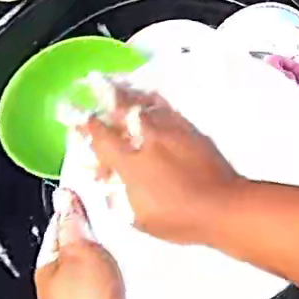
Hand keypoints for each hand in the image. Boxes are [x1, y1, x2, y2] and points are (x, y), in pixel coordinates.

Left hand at [36, 188, 143, 298]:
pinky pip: (124, 271)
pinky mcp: (114, 297)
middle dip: (105, 223)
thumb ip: (75, 224)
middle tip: (123, 204)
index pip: (64, 222)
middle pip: (87, 239)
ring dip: (121, 243)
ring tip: (137, 224)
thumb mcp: (80, 253)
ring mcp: (92, 288)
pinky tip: (145, 253)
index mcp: (52, 262)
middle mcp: (68, 275)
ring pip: (108, 254)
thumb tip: (63, 197)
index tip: (97, 185)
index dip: (79, 203)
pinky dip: (133, 262)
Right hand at [81, 90, 240, 242]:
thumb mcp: (137, 216)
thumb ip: (118, 195)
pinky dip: (156, 102)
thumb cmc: (180, 218)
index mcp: (132, 164)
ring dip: (131, 94)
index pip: (103, 139)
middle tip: (95, 80)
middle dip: (107, 95)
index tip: (75, 112)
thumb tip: (108, 179)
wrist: (223, 205)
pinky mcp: (193, 131)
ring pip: (148, 106)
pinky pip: (169, 110)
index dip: (86, 125)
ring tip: (120, 83)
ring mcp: (175, 133)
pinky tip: (152, 99)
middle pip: (125, 112)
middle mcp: (151, 142)